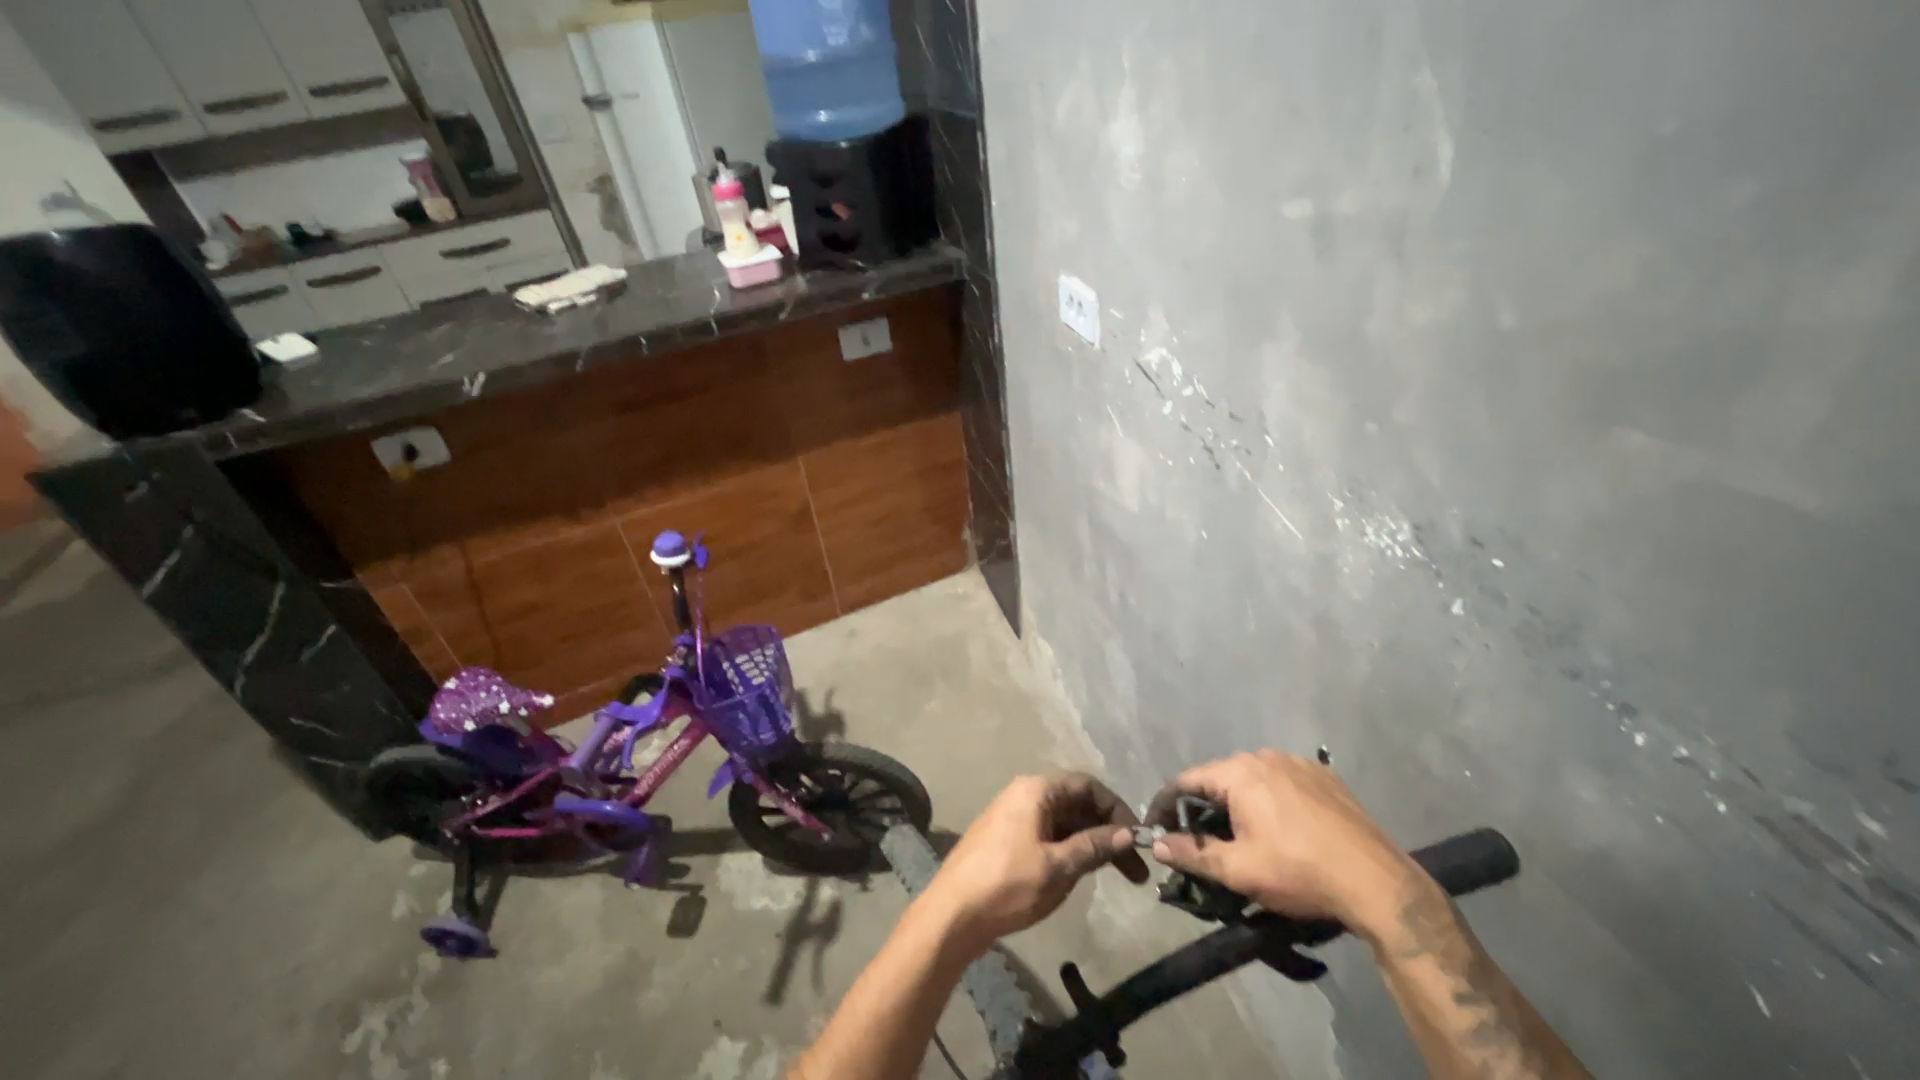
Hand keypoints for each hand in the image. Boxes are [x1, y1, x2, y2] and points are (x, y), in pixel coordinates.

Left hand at [921, 773, 1148, 949]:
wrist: (952, 914)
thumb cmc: (1007, 884)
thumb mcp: (1058, 867)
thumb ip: (1094, 846)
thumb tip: (1128, 834)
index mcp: (1036, 790)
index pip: (1088, 786)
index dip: (1117, 809)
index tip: (1137, 840)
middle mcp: (1024, 795)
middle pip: (1077, 804)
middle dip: (1108, 832)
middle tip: (1136, 869)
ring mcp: (1014, 818)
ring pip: (1064, 822)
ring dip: (1092, 844)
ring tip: (1117, 875)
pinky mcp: (1007, 840)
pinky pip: (1049, 835)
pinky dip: (1071, 850)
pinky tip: (1084, 873)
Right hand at [1146, 751, 1421, 939]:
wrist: (1376, 882)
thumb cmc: (1298, 872)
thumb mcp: (1237, 870)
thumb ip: (1192, 853)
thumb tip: (1157, 844)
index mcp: (1239, 773)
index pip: (1185, 781)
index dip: (1164, 806)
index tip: (1157, 832)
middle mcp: (1266, 757)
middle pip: (1219, 777)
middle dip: (1201, 807)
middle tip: (1197, 841)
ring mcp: (1300, 763)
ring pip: (1253, 779)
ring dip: (1237, 803)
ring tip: (1238, 836)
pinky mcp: (1326, 777)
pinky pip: (1283, 783)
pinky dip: (1270, 801)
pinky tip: (1280, 830)